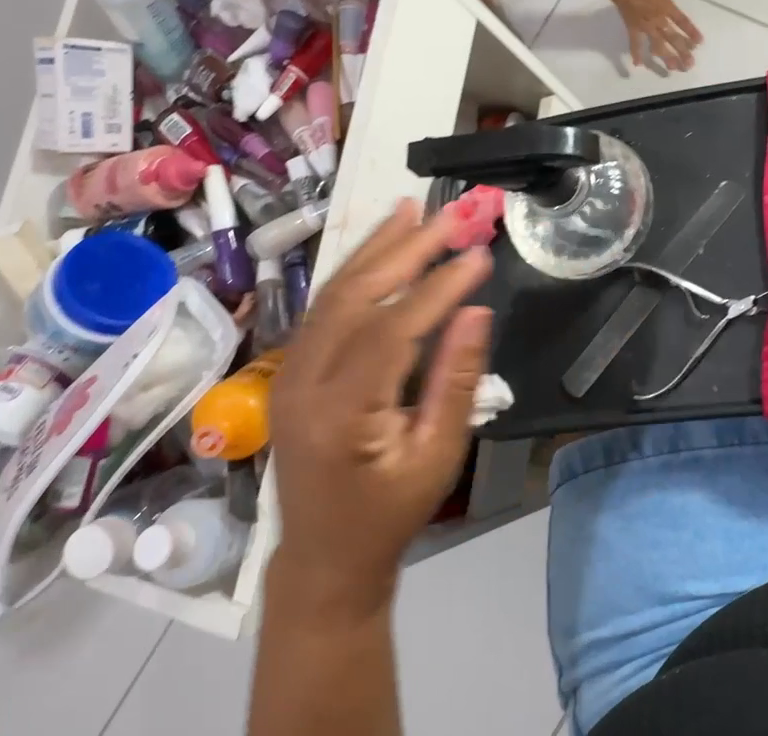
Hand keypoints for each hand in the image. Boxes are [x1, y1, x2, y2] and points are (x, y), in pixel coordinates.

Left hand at [266, 201, 493, 612]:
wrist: (324, 557)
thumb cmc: (389, 514)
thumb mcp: (436, 456)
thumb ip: (456, 381)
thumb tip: (477, 312)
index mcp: (341, 413)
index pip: (392, 328)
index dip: (438, 287)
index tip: (479, 254)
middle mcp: (303, 383)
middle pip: (355, 296)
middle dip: (405, 249)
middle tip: (449, 214)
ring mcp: (288, 374)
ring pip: (332, 294)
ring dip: (375, 249)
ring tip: (412, 211)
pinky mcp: (289, 371)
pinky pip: (323, 310)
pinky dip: (355, 273)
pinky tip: (380, 250)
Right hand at [611, 0, 702, 72]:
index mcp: (667, 7)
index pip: (683, 22)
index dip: (692, 32)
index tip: (699, 43)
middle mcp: (660, 19)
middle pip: (674, 38)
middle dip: (683, 52)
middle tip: (690, 64)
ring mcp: (646, 26)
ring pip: (658, 45)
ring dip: (666, 57)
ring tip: (673, 68)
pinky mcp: (633, 28)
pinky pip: (635, 43)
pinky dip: (636, 53)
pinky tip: (638, 64)